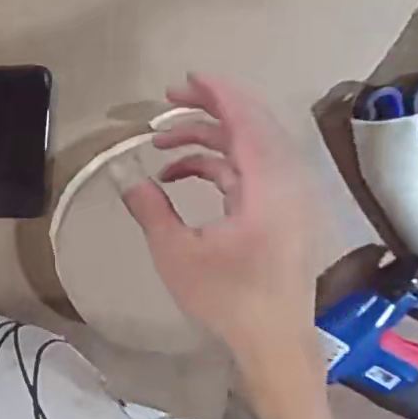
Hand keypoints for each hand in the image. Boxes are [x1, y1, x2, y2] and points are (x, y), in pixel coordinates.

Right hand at [115, 74, 316, 358]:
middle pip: (254, 128)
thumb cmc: (226, 297)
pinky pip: (252, 172)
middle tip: (167, 104)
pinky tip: (180, 178)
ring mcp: (290, 199)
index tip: (188, 80)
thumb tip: (127, 178)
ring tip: (161, 148)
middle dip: (210, 110)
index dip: (219, 96)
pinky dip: (217, 166)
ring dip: (207, 142)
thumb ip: (152, 209)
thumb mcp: (176, 252)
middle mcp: (288, 185)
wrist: (272, 338)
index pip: (248, 125)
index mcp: (269, 189)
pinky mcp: (284, 213)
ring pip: (251, 150)